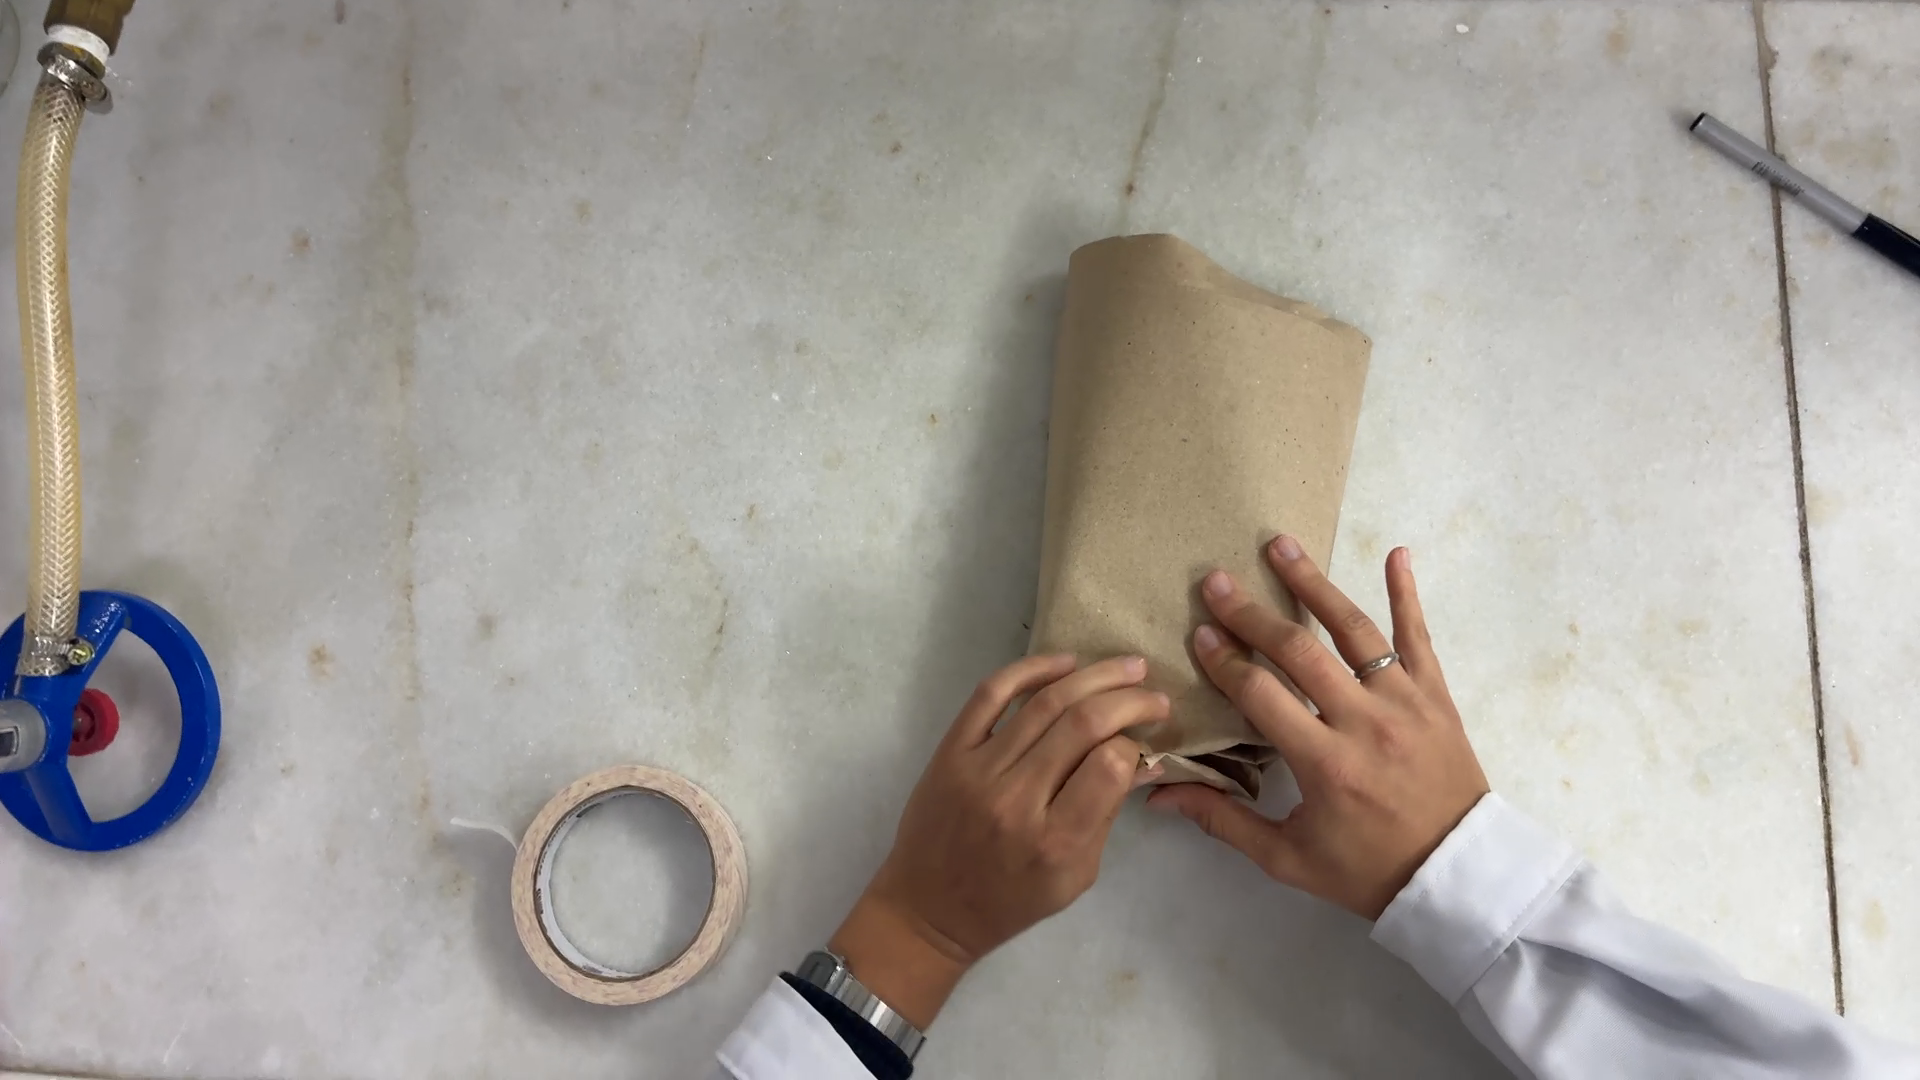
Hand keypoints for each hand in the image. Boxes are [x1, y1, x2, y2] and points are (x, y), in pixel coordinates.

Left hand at [830, 654, 1168, 1026]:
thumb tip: (1145, 758)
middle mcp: (1017, 799)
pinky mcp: (950, 749)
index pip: (1109, 765)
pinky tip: (1065, 662)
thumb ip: (1108, 814)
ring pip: (1043, 701)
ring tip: (1126, 666)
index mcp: (1055, 841)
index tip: (1141, 740)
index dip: (1133, 743)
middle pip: (1082, 724)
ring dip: (1093, 676)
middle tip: (1154, 691)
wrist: (929, 906)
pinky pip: (990, 694)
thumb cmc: (1011, 900)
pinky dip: (1030, 669)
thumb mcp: (1076, 875)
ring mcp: (979, 769)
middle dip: (1128, 698)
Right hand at [1148, 537, 1488, 919]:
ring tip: (1279, 544)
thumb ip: (1222, 820)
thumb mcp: (1287, 858)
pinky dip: (1407, 593)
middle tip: (1216, 581)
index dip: (1225, 661)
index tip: (1199, 633)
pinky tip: (1396, 552)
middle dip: (1252, 614)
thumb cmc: (1368, 869)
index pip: (1262, 694)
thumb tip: (1156, 793)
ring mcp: (1406, 703)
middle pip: (1299, 652)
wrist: (1466, 881)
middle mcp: (1365, 722)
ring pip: (1354, 630)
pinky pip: (1421, 637)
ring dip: (1314, 583)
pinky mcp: (1438, 697)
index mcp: (1325, 763)